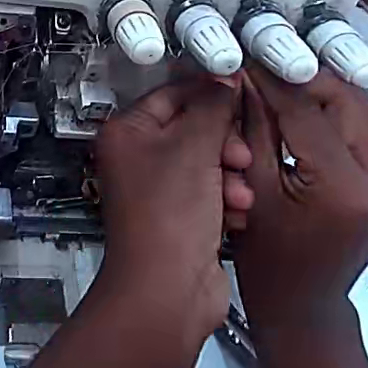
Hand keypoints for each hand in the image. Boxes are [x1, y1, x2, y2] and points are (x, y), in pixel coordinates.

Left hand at [93, 76, 254, 340]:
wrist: (169, 286)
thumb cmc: (167, 217)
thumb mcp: (194, 149)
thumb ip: (213, 108)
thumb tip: (225, 80)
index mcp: (126, 132)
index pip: (172, 94)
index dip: (209, 92)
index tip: (241, 91)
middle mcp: (138, 156)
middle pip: (193, 128)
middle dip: (223, 142)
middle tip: (238, 155)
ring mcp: (158, 186)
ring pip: (208, 161)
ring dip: (230, 174)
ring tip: (237, 193)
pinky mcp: (179, 213)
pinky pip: (212, 191)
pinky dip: (226, 199)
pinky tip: (234, 214)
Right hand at [231, 66, 367, 330]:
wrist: (305, 303)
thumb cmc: (268, 258)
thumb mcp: (252, 189)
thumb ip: (253, 130)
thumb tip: (245, 81)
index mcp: (348, 192)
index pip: (308, 114)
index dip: (272, 82)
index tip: (245, 61)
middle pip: (349, 102)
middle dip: (302, 77)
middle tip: (262, 67)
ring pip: (360, 111)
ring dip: (317, 92)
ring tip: (275, 84)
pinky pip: (361, 131)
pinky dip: (328, 114)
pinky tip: (297, 109)